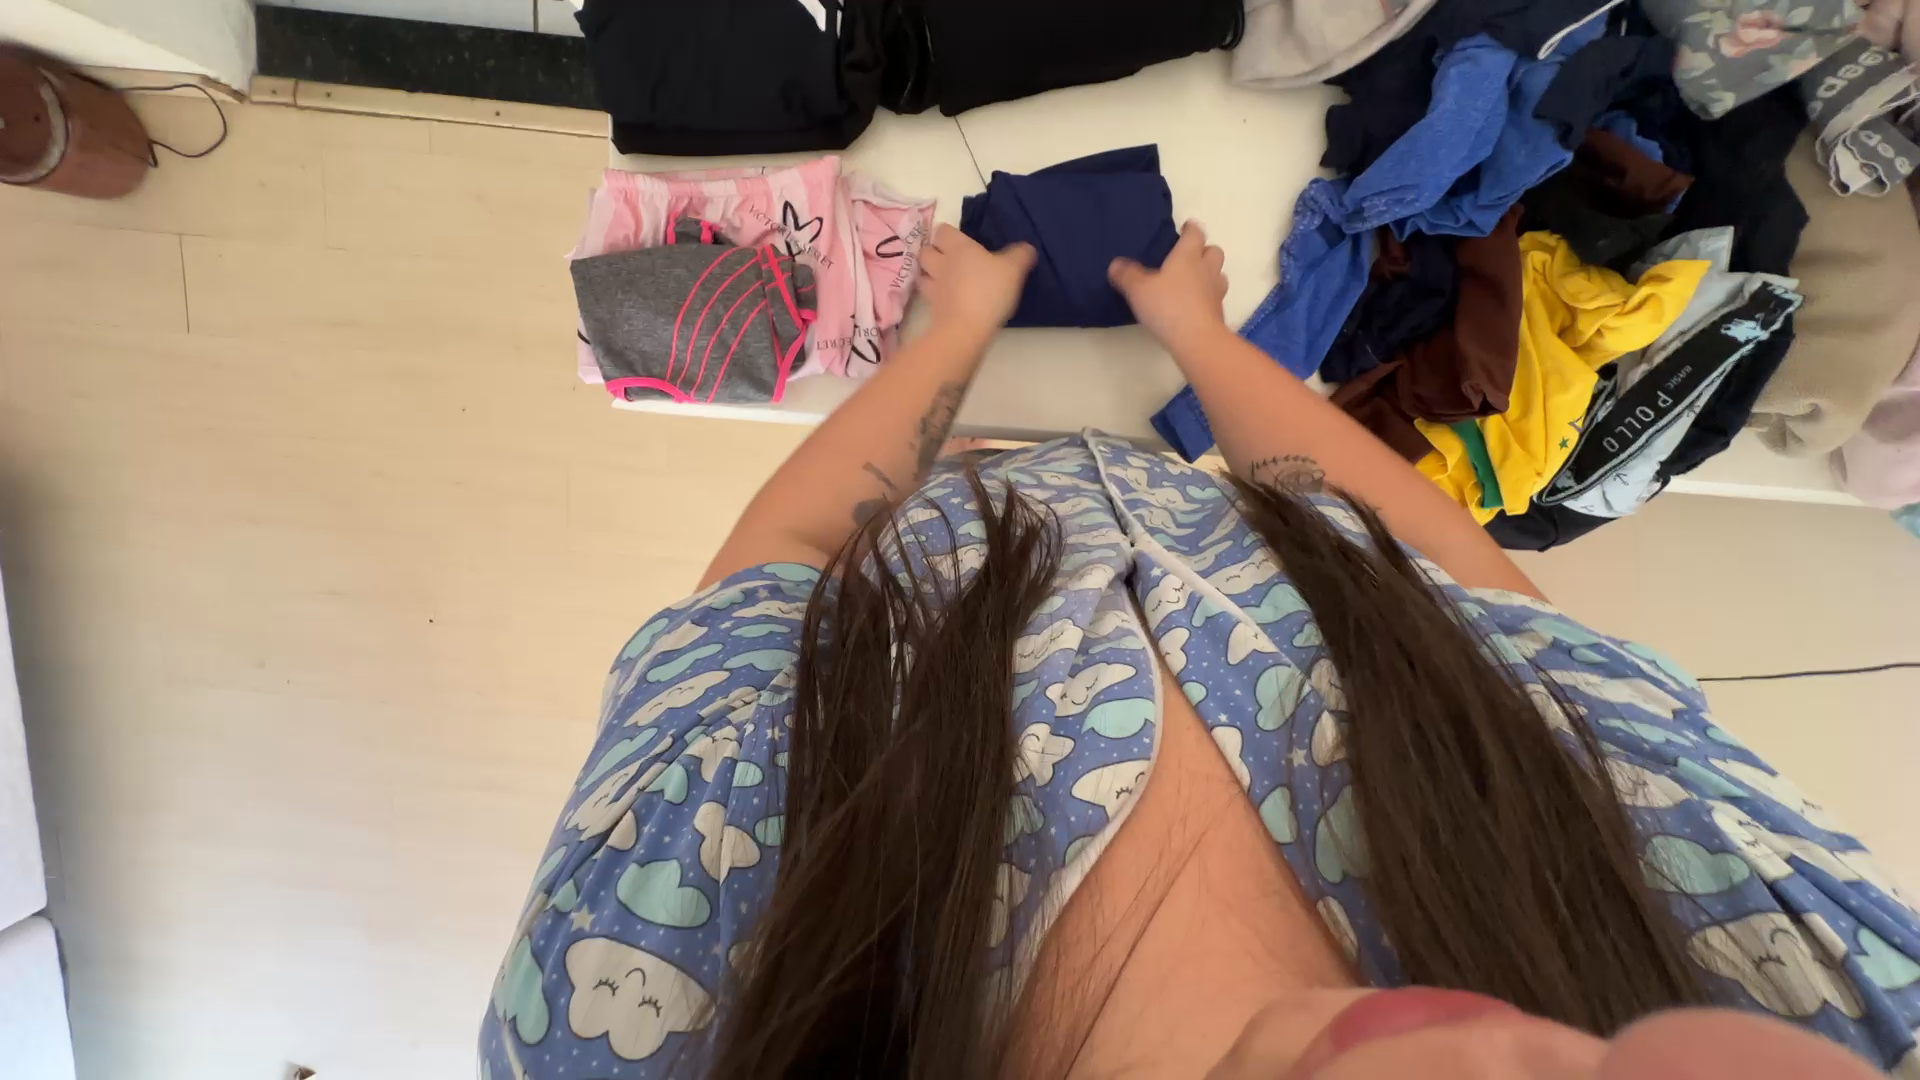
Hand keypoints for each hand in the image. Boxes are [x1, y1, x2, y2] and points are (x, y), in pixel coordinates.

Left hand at [918, 224, 1035, 340]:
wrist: (967, 330)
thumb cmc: (989, 292)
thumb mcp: (1014, 269)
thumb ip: (1021, 255)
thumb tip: (1026, 248)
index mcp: (958, 248)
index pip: (942, 230)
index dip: (949, 234)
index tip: (961, 241)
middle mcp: (941, 264)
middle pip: (926, 251)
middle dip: (934, 253)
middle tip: (949, 260)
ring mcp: (934, 288)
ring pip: (923, 274)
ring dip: (930, 274)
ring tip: (944, 280)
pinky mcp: (933, 310)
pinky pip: (929, 297)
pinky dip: (935, 297)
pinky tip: (947, 300)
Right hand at [1109, 220, 1229, 352]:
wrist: (1196, 339)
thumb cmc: (1167, 306)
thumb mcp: (1138, 290)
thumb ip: (1127, 275)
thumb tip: (1115, 264)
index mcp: (1188, 256)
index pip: (1195, 233)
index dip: (1190, 228)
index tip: (1185, 228)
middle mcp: (1206, 269)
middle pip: (1213, 251)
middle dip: (1204, 251)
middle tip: (1189, 258)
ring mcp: (1216, 290)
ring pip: (1218, 274)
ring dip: (1209, 274)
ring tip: (1194, 282)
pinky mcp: (1218, 311)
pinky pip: (1215, 297)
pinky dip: (1207, 297)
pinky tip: (1194, 305)